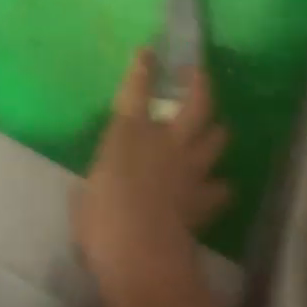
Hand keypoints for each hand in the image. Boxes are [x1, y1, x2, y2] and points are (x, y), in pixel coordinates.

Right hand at [76, 49, 230, 280]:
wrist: (140, 254)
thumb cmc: (100, 220)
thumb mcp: (86, 195)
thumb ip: (97, 183)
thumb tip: (100, 187)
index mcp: (129, 133)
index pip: (136, 89)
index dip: (143, 67)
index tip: (148, 52)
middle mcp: (166, 142)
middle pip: (196, 103)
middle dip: (199, 83)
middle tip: (197, 73)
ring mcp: (190, 169)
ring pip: (217, 138)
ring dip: (217, 132)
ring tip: (215, 129)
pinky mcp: (204, 200)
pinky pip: (220, 189)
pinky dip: (220, 187)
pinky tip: (217, 188)